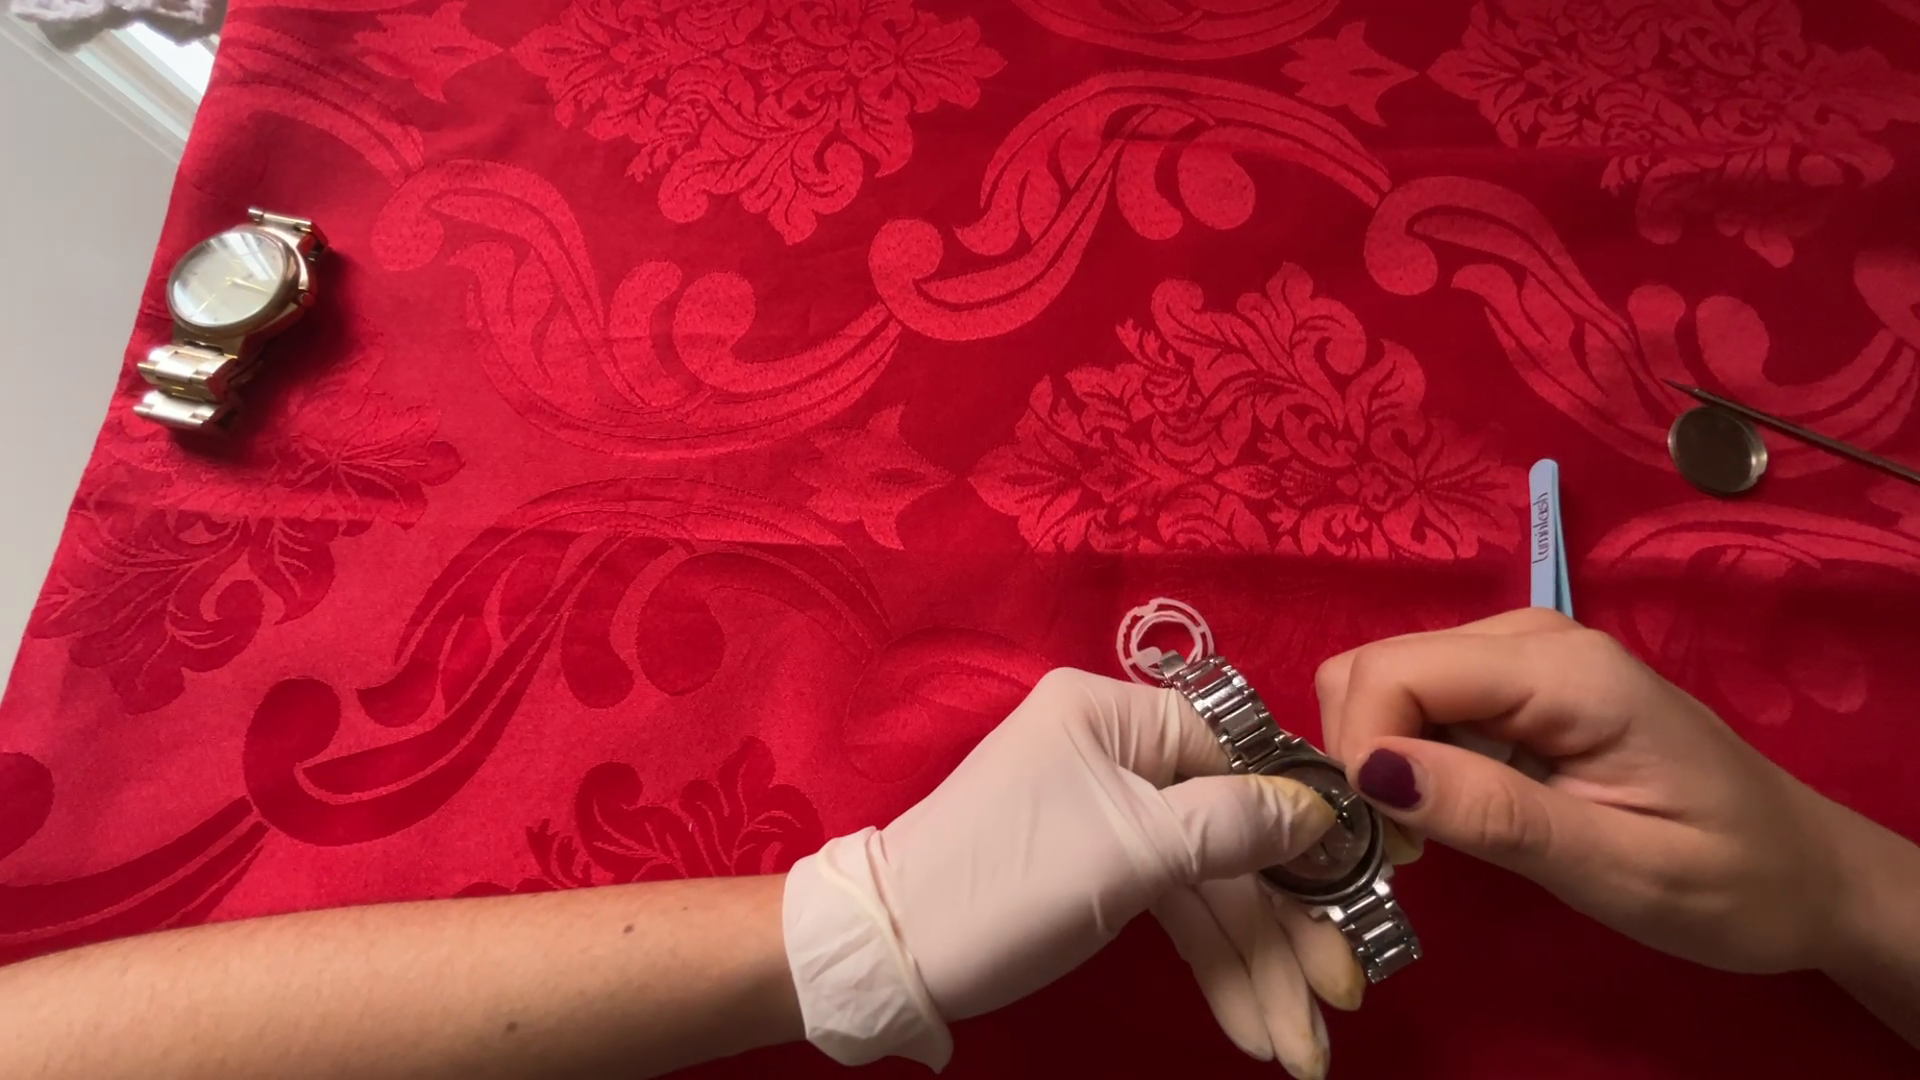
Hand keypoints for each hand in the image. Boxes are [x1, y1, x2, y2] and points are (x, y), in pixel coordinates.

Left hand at [783, 668, 1354, 1076]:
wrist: (898, 949)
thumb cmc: (1013, 879)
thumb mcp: (1134, 850)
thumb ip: (1235, 824)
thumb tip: (1317, 807)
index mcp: (1108, 711)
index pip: (1230, 747)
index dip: (1295, 815)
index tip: (1356, 883)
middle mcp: (1109, 746)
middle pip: (1221, 825)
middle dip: (1278, 919)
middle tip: (1339, 996)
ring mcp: (1104, 807)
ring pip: (1201, 877)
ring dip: (1251, 959)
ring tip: (1301, 1049)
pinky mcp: (1097, 859)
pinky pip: (1168, 899)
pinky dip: (1208, 958)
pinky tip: (1251, 1024)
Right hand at [1316, 608, 1847, 974]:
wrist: (1805, 869)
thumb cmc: (1735, 880)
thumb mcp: (1628, 873)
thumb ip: (1497, 816)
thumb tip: (1370, 771)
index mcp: (1559, 669)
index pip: (1394, 672)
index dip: (1363, 744)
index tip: (1392, 828)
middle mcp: (1519, 634)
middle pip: (1370, 666)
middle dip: (1361, 749)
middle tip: (1410, 833)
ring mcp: (1504, 647)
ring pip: (1373, 676)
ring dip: (1374, 750)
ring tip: (1432, 818)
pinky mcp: (1494, 671)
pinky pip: (1400, 692)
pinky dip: (1395, 746)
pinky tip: (1446, 790)